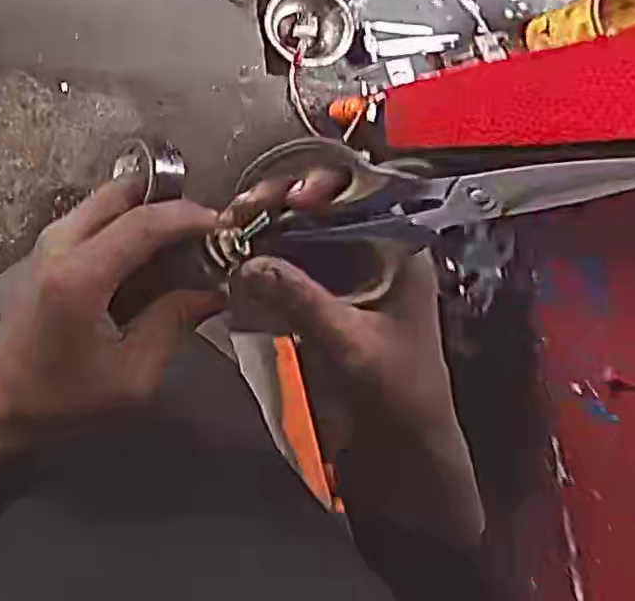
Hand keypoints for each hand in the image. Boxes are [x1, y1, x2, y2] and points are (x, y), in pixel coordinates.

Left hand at [0, 177, 223, 475]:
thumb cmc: (60, 396)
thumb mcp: (131, 377)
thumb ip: (172, 324)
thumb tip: (212, 291)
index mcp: (79, 276)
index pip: (142, 223)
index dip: (187, 217)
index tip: (220, 226)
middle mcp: (60, 243)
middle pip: (123, 192)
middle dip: (169, 202)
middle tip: (202, 228)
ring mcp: (50, 237)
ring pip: (108, 196)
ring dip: (148, 206)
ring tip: (181, 238)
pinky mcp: (48, 241)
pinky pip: (97, 211)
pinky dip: (128, 215)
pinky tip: (149, 247)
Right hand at [220, 164, 451, 427]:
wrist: (402, 450)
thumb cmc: (398, 394)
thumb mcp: (352, 345)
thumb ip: (302, 302)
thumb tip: (248, 264)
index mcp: (397, 250)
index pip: (360, 192)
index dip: (321, 185)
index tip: (288, 197)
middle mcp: (370, 249)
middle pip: (320, 204)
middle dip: (279, 200)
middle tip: (243, 209)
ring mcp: (343, 269)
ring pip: (298, 227)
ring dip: (264, 224)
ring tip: (232, 225)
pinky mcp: (320, 291)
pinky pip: (287, 258)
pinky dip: (261, 254)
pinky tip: (238, 255)